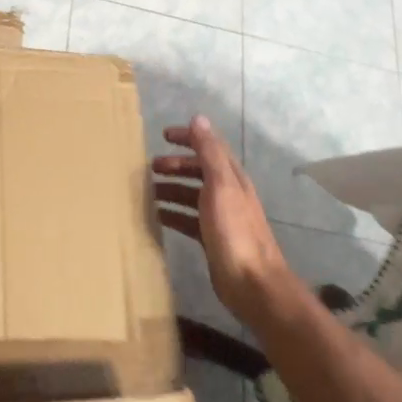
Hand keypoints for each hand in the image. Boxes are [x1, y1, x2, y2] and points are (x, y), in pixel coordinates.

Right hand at [152, 115, 291, 325]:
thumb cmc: (234, 231)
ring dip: (172, 189)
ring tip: (149, 191)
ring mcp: (221, 218)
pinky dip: (174, 214)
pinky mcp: (212, 239)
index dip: (189, 138)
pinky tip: (158, 216)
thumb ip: (210, 153)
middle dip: (176, 166)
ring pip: (192, 195)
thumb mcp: (221, 186)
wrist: (252, 283)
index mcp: (232, 178)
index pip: (210, 148)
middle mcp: (228, 194)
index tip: (164, 135)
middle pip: (199, 171)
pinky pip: (189, 219)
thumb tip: (198, 119)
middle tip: (151, 168)